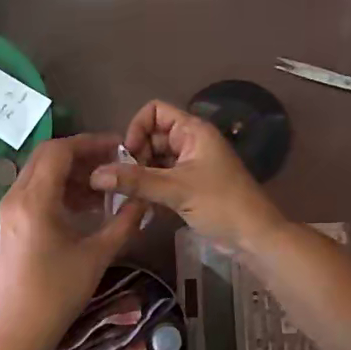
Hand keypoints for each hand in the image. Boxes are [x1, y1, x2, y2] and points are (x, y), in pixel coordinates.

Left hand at [0, 135, 146, 349]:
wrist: (16, 331)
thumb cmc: (57, 294)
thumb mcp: (96, 255)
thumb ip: (123, 222)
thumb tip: (144, 200)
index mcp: (34, 200)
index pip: (59, 150)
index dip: (89, 142)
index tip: (118, 146)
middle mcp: (16, 197)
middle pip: (47, 156)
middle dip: (81, 154)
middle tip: (113, 162)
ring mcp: (9, 210)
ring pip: (40, 173)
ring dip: (71, 172)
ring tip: (104, 185)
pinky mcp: (10, 223)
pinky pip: (35, 191)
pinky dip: (59, 188)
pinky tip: (85, 205)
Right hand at [87, 100, 285, 251]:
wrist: (255, 237)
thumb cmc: (221, 204)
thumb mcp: (176, 190)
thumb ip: (135, 181)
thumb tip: (95, 175)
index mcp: (193, 130)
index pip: (154, 111)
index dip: (137, 128)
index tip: (129, 156)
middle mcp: (191, 142)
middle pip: (151, 136)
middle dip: (135, 156)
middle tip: (125, 181)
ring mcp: (191, 164)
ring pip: (154, 159)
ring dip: (140, 174)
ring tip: (128, 195)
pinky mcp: (190, 185)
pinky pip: (161, 177)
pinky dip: (150, 188)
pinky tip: (141, 206)